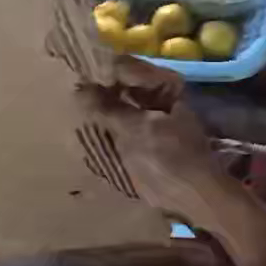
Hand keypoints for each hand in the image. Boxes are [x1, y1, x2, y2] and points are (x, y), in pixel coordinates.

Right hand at [78, 63, 265, 265]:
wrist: (198, 200)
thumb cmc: (170, 161)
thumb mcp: (135, 131)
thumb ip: (106, 108)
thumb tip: (78, 88)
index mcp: (164, 84)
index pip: (123, 65)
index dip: (98, 69)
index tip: (72, 73)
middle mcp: (159, 94)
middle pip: (121, 83)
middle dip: (96, 87)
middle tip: (68, 90)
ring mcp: (153, 115)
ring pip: (119, 103)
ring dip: (100, 107)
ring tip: (72, 107)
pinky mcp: (147, 137)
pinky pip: (121, 123)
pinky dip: (106, 124)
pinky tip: (87, 126)